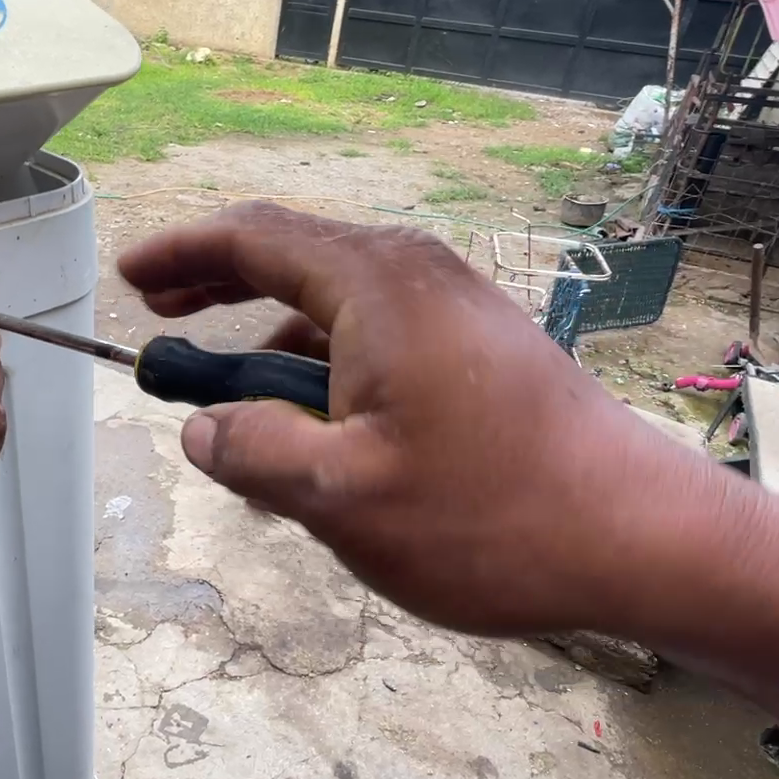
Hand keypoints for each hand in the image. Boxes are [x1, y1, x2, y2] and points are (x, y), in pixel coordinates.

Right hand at [117, 202, 747, 636]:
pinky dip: (324, 377)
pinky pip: (373, 347)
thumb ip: (252, 452)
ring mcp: (452, 311)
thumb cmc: (491, 516)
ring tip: (237, 417)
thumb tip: (201, 431)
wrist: (647, 541)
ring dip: (273, 352)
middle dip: (217, 286)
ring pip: (332, 314)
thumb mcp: (342, 496)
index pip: (252, 237)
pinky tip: (313, 438)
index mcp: (376, 284)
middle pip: (291, 260)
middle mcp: (414, 276)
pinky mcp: (474, 351)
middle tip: (163, 314)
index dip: (180, 253)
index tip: (130, 276)